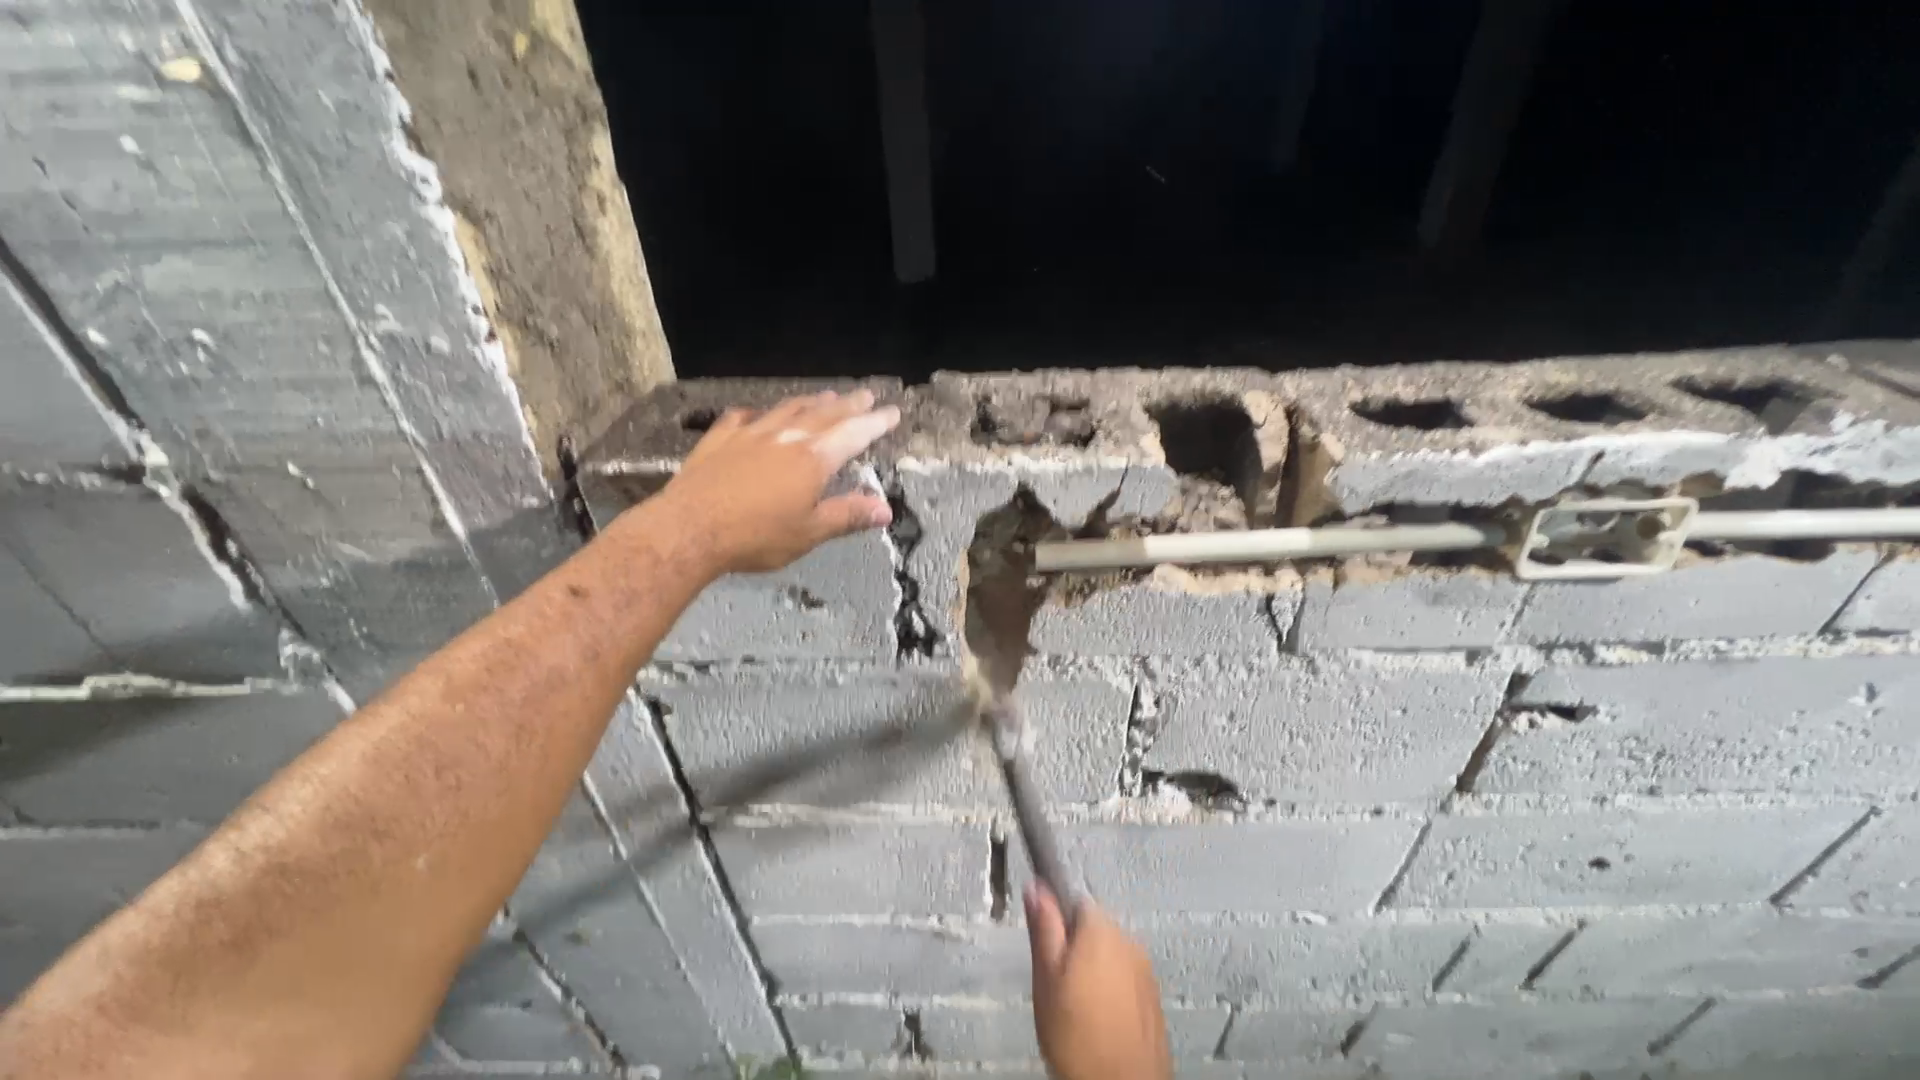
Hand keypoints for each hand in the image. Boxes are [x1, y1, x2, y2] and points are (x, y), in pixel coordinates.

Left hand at [650, 390, 900, 574]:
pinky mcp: (719, 440)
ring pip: (787, 409)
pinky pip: (743, 418)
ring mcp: (750, 434)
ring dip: (811, 402)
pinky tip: (757, 415)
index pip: (853, 434)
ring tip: (826, 396)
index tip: (891, 412)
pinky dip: (759, 414)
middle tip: (865, 394)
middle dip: (848, 404)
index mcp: (813, 460)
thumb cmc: (755, 536)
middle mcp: (785, 438)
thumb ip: (847, 515)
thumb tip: (885, 509)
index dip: (875, 423)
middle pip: (824, 414)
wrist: (688, 529)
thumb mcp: (809, 533)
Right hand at [1026, 885, 1170, 1079]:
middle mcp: (1129, 939)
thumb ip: (1044, 927)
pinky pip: (1125, 977)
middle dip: (1074, 946)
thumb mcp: (1046, 977)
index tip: (1044, 947)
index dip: (1055, 919)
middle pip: (1094, 927)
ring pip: (1110, 953)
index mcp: (1100, 928)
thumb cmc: (1074, 1032)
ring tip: (1076, 1005)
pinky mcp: (1154, 996)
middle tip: (1055, 982)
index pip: (1074, 899)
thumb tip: (1036, 885)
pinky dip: (1111, 989)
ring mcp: (1145, 968)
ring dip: (1093, 968)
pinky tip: (1099, 1017)